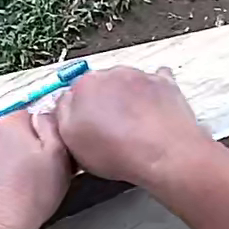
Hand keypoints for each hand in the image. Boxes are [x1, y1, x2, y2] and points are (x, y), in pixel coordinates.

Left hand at [0, 109, 73, 228]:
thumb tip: (43, 114)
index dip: (40, 137)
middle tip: (27, 173)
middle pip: (4, 129)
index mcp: (10, 123)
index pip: (29, 117)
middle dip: (15, 145)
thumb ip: (53, 127)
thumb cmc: (29, 197)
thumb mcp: (60, 158)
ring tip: (6, 185)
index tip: (44, 158)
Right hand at [53, 66, 215, 188]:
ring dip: (129, 98)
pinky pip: (156, 82)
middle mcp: (113, 74)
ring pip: (128, 84)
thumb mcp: (72, 141)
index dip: (81, 113)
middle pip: (103, 85)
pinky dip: (154, 91)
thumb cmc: (119, 152)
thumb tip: (65, 103)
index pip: (75, 93)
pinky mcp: (165, 84)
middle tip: (112, 128)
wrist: (165, 154)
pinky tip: (154, 107)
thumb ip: (62, 115)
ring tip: (135, 124)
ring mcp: (141, 76)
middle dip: (105, 102)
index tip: (88, 127)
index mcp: (85, 86)